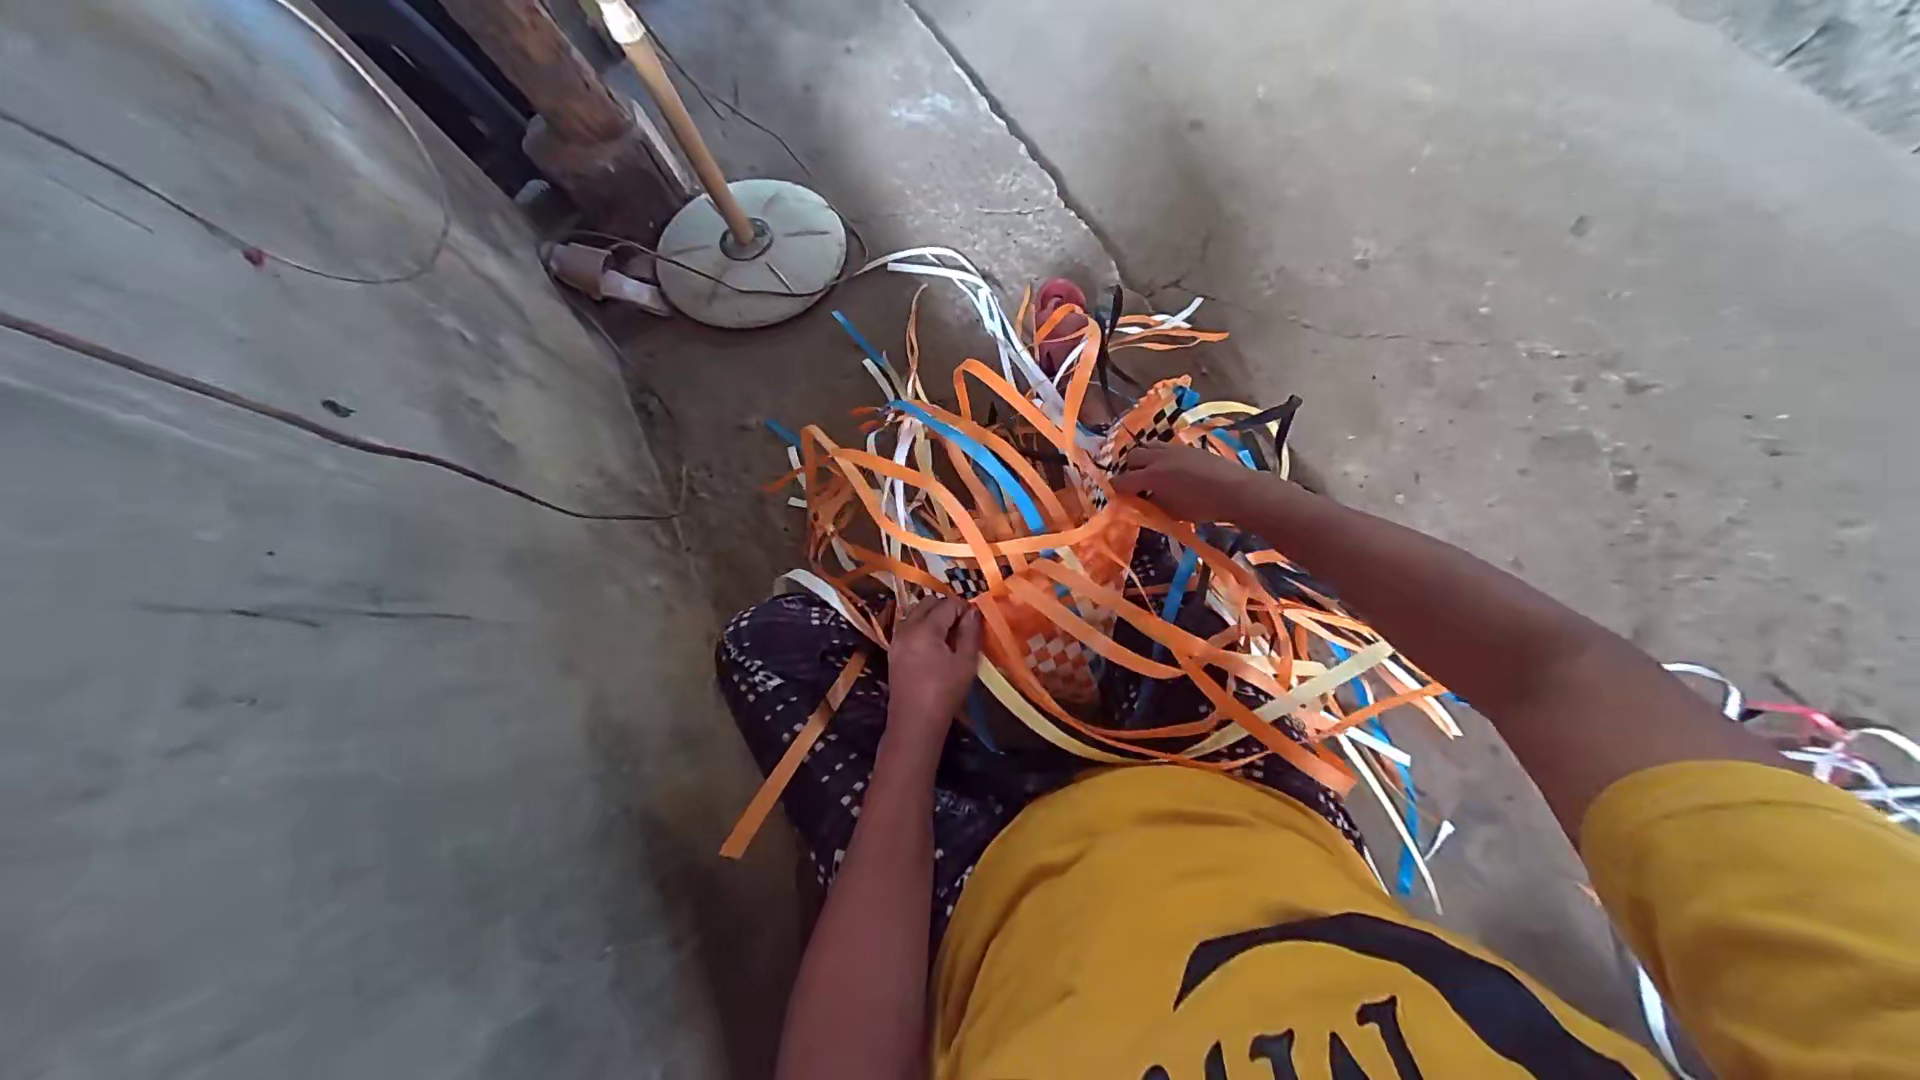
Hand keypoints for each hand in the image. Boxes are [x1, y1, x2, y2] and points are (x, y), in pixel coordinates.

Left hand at [886, 595, 982, 743]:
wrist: (915, 722)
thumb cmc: (945, 693)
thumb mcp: (965, 662)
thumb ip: (970, 633)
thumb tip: (972, 611)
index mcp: (924, 629)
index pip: (947, 604)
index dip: (964, 607)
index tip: (975, 619)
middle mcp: (906, 628)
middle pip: (927, 604)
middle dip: (946, 608)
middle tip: (962, 625)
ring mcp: (896, 640)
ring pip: (915, 614)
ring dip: (932, 617)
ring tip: (949, 636)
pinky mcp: (893, 651)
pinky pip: (908, 628)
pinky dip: (921, 628)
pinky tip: (934, 646)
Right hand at [1113, 442, 1267, 521]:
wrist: (1235, 490)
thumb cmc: (1202, 506)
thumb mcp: (1171, 511)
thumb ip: (1152, 503)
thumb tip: (1142, 498)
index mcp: (1151, 476)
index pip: (1123, 480)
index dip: (1116, 488)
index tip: (1116, 494)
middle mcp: (1158, 458)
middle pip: (1132, 456)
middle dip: (1128, 469)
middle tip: (1134, 483)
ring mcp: (1173, 449)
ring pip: (1148, 446)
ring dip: (1143, 457)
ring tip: (1149, 470)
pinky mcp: (1187, 447)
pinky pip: (1164, 446)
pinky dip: (1159, 455)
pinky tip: (1168, 467)